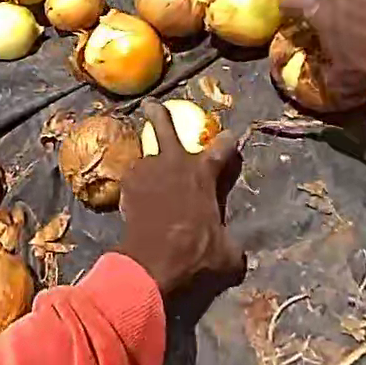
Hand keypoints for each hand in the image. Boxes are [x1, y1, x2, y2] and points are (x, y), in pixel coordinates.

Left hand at [115, 101, 245, 298]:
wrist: (154, 259)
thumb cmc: (196, 252)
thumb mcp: (227, 253)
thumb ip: (231, 242)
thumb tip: (236, 251)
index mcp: (205, 172)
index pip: (223, 147)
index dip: (228, 141)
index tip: (230, 135)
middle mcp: (176, 162)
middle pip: (165, 126)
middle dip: (159, 113)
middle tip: (151, 105)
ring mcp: (149, 169)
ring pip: (145, 155)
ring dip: (146, 163)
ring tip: (143, 171)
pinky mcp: (128, 184)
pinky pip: (133, 178)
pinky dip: (135, 185)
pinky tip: (134, 197)